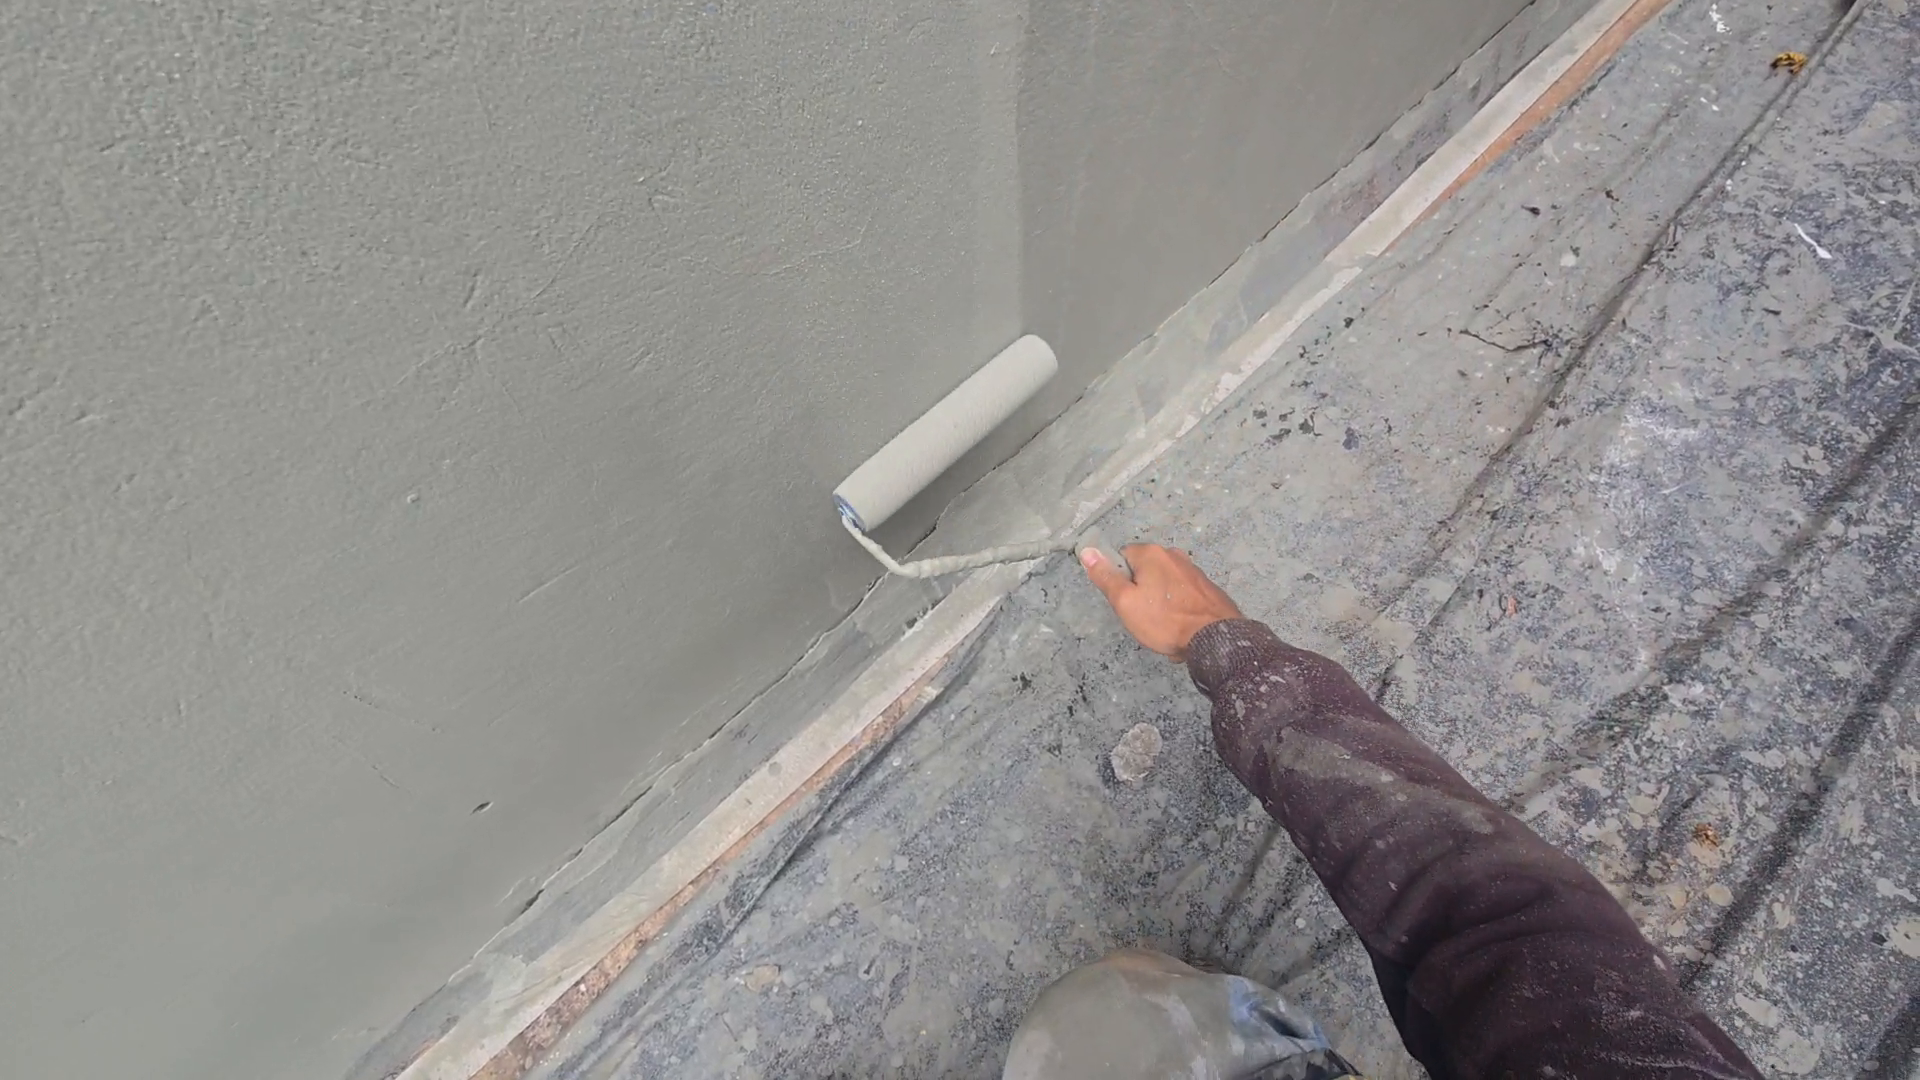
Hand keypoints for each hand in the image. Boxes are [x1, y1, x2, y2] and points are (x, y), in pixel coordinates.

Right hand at [1081, 543, 1242, 660]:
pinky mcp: (1207, 586)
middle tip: (1142, 615)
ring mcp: (1193, 570)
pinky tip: (1180, 626)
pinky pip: (1182, 594)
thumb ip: (1105, 576)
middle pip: (1144, 570)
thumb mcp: (1125, 602)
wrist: (1216, 638)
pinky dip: (1178, 607)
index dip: (1119, 580)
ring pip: (1164, 584)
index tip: (1125, 601)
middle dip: (1141, 591)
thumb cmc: (1164, 620)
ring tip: (1163, 625)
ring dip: (1160, 602)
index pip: (1122, 557)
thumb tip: (1087, 550)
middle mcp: (1173, 554)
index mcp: (1151, 553)